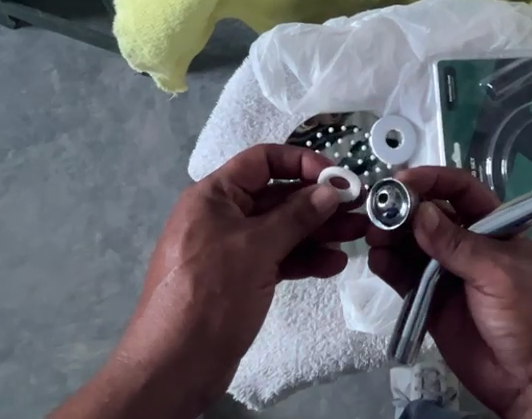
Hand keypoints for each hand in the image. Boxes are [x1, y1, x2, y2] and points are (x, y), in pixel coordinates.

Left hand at [52, 145, 366, 418]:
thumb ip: (296, 216)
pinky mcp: (241, 279)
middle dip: (318, 201)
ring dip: (319, 231)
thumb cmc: (210, 294)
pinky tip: (334, 264)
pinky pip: (278, 257)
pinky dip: (304, 258)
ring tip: (357, 235)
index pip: (262, 160)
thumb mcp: (256, 248)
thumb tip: (330, 191)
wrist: (172, 370)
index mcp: (215, 196)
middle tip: (358, 206)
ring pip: (282, 228)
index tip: (334, 175)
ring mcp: (232, 249)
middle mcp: (223, 215)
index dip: (300, 162)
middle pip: (277, 195)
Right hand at [366, 168, 531, 418]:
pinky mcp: (431, 300)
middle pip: (430, 215)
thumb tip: (420, 212)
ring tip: (373, 235)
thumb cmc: (530, 316)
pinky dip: (389, 265)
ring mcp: (448, 272)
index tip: (403, 179)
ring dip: (392, 236)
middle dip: (404, 209)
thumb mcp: (497, 273)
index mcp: (493, 225)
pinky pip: (405, 277)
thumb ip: (457, 244)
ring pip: (413, 244)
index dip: (433, 180)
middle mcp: (468, 242)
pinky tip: (377, 260)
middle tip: (378, 210)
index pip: (460, 189)